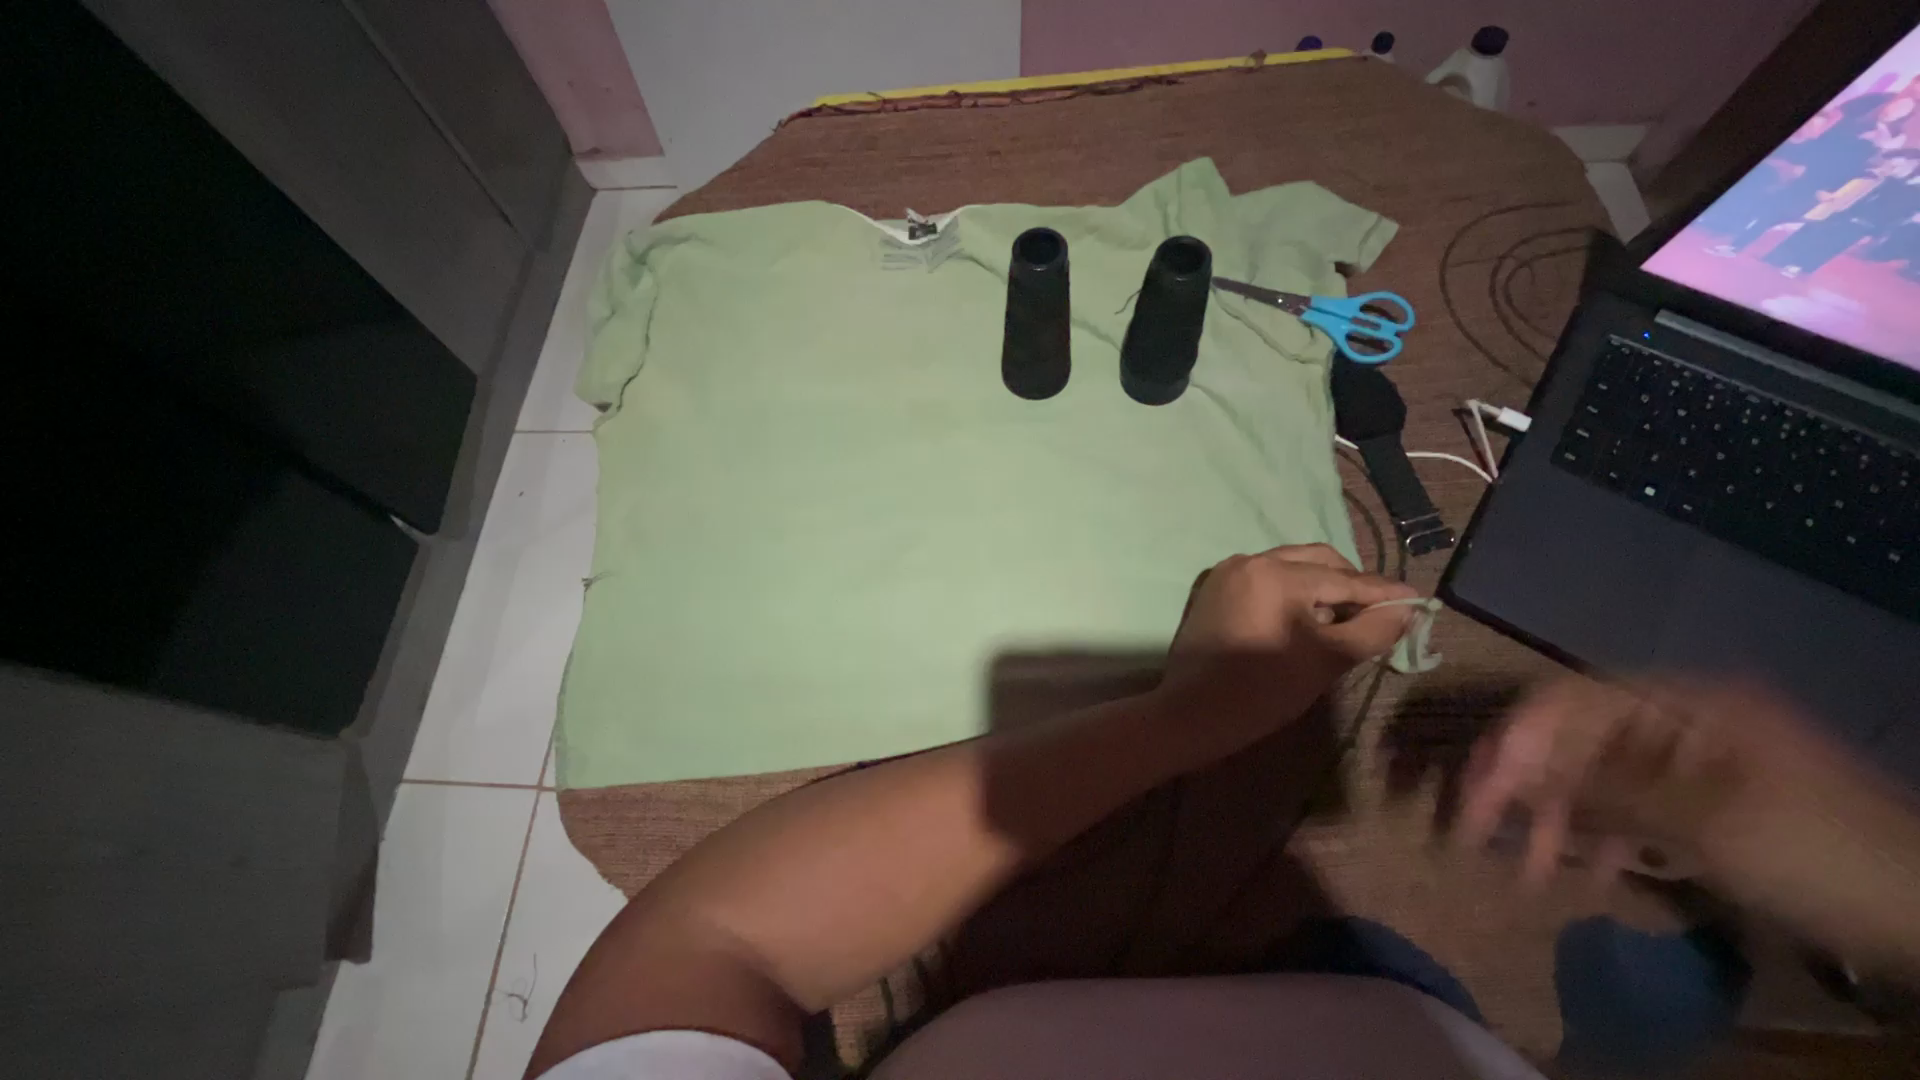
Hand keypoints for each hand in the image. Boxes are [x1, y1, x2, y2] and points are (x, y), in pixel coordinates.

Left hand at [1159, 544, 1416, 742]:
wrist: (1193, 712)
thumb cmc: (1264, 690)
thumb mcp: (1327, 660)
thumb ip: (1372, 630)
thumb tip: (1405, 609)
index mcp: (1278, 574)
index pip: (1345, 579)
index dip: (1384, 593)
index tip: (1416, 601)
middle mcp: (1251, 561)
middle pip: (1318, 561)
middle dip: (1350, 584)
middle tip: (1375, 614)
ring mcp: (1228, 572)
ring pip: (1290, 566)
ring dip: (1320, 586)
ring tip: (1339, 620)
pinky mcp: (1213, 589)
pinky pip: (1263, 578)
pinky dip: (1288, 591)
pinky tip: (1301, 619)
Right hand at [1456, 676, 1871, 890]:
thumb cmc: (1817, 853)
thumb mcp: (1705, 820)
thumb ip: (1599, 786)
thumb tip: (1507, 765)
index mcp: (1679, 704)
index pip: (1565, 702)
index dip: (1511, 740)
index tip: (1472, 786)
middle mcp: (1672, 721)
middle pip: (1570, 740)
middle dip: (1521, 786)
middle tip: (1472, 828)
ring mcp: (1684, 763)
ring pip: (1590, 779)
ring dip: (1552, 821)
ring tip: (1522, 869)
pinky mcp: (1695, 804)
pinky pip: (1624, 809)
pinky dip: (1596, 839)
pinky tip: (1580, 873)